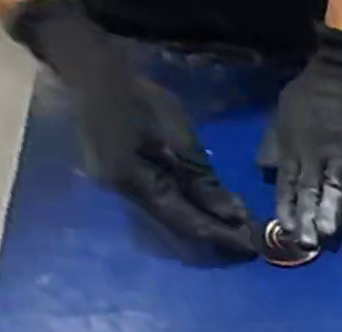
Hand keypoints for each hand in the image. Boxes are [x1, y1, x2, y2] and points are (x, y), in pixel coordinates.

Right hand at [9, 0, 256, 257]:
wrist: (90, 73)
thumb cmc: (135, 95)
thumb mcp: (176, 132)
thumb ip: (202, 178)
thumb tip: (232, 216)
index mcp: (134, 181)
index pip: (187, 222)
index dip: (221, 236)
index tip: (251, 246)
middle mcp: (127, 200)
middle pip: (181, 235)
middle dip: (218, 242)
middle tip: (250, 246)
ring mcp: (125, 199)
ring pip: (175, 231)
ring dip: (209, 236)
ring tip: (239, 235)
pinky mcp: (129, 194)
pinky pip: (168, 218)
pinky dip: (194, 221)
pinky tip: (216, 219)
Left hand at [259, 24, 341, 248]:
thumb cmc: (312, 97)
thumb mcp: (283, 116)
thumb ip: (274, 145)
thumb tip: (263, 169)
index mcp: (294, 150)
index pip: (288, 185)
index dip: (287, 208)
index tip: (287, 230)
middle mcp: (315, 156)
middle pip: (310, 192)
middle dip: (308, 219)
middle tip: (308, 243)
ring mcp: (341, 155)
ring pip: (334, 188)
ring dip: (330, 212)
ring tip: (328, 234)